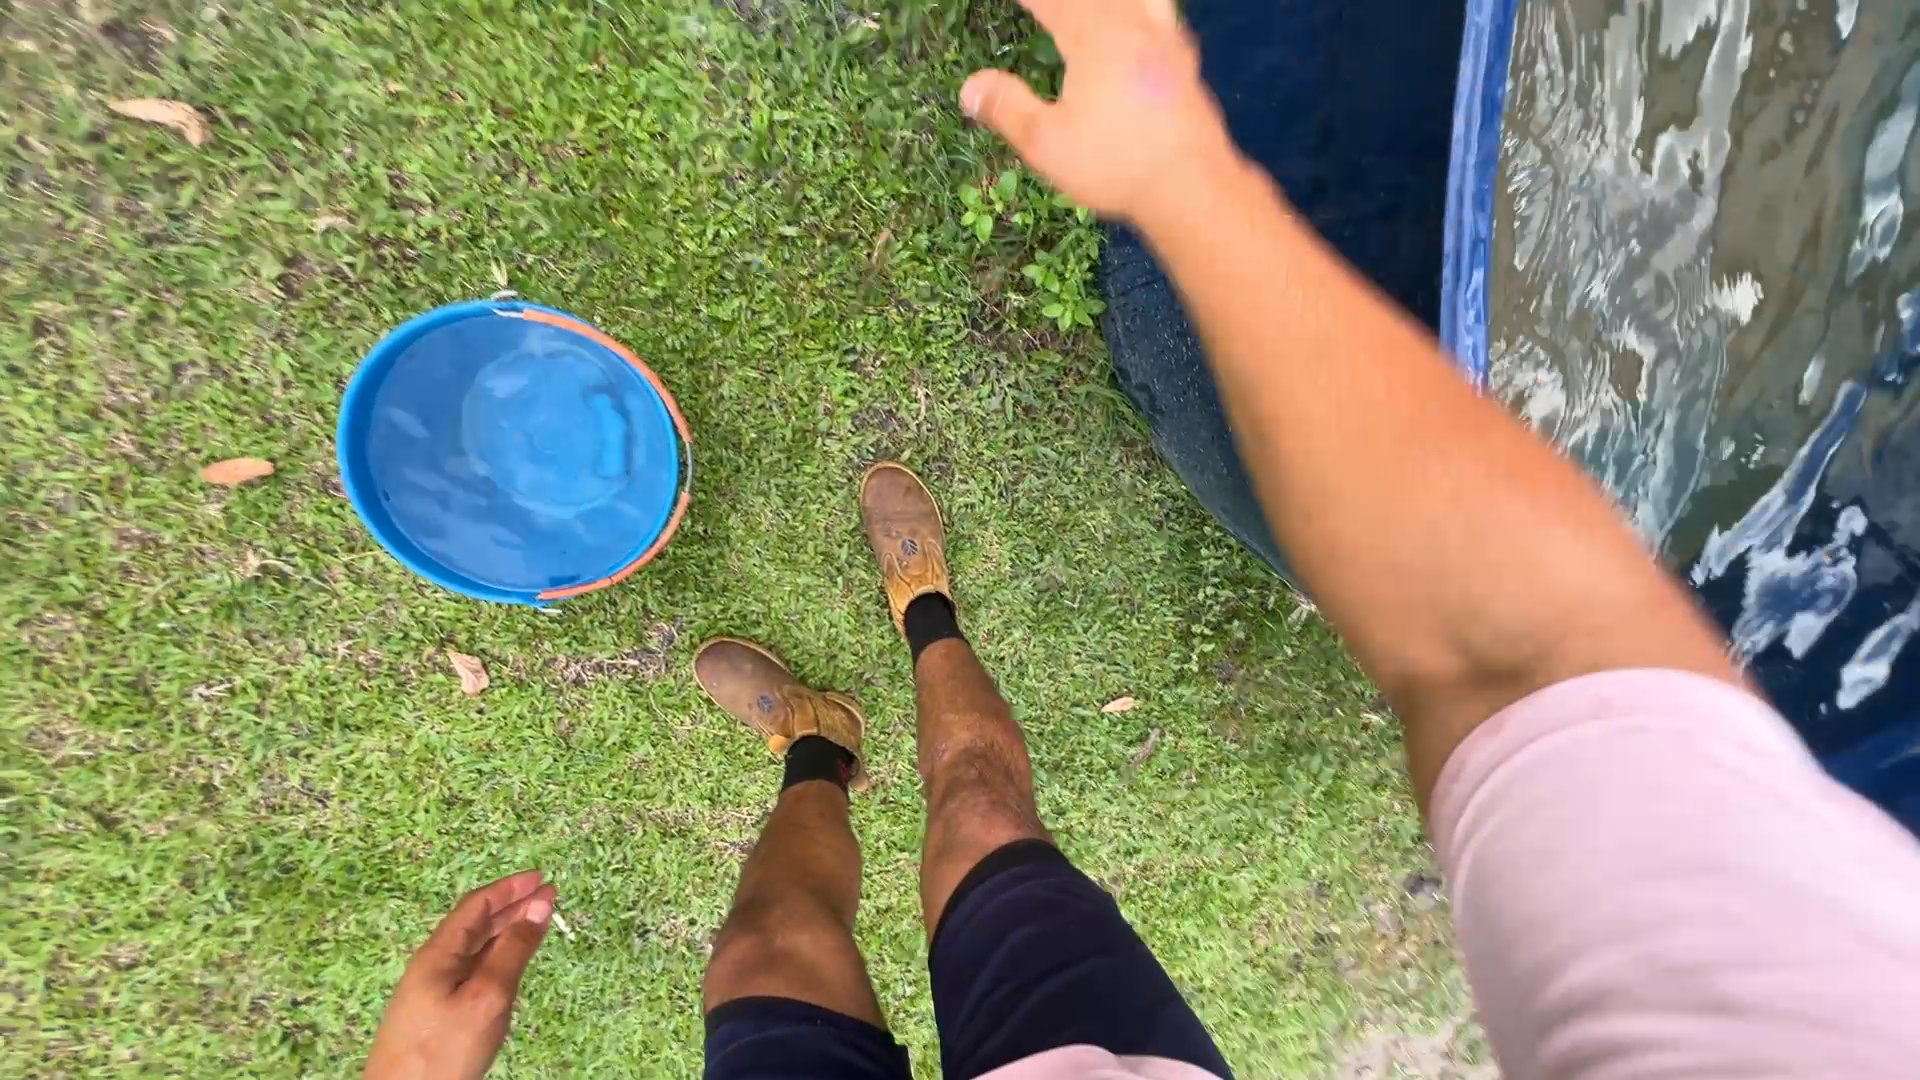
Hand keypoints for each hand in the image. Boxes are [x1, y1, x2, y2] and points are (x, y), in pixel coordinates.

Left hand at [364, 871, 558, 1079]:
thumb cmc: (444, 1052)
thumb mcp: (488, 996)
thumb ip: (515, 948)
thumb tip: (540, 903)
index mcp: (437, 956)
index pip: (476, 906)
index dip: (509, 888)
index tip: (542, 877)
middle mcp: (432, 968)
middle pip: (475, 925)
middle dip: (513, 906)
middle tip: (549, 896)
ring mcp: (431, 994)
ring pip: (475, 948)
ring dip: (507, 930)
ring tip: (538, 922)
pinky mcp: (436, 1017)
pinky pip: (473, 970)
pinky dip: (499, 955)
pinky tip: (512, 962)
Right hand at [961, 0, 1238, 222]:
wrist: (1188, 184)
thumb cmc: (1113, 166)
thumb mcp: (1047, 145)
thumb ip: (1007, 109)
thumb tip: (967, 88)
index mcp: (1093, 36)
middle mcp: (1132, 23)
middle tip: (1044, 5)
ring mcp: (1164, 38)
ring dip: (1108, 1)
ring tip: (1092, 10)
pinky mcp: (1184, 60)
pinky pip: (1161, 11)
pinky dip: (1143, 7)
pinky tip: (1144, 17)